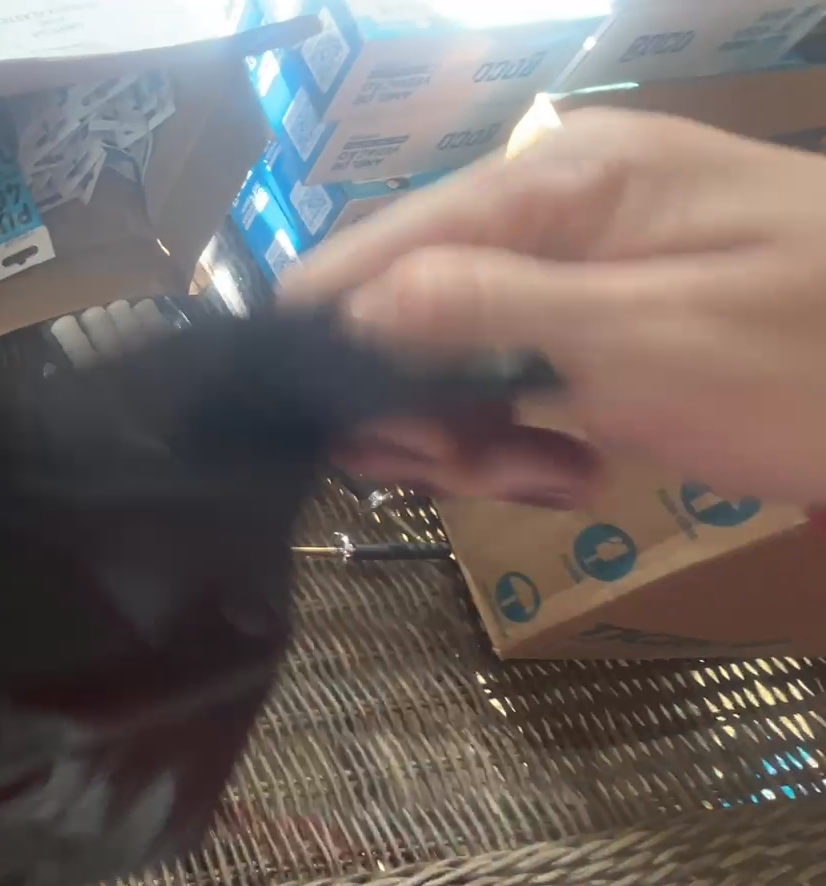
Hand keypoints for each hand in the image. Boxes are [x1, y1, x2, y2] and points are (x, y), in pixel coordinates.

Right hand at [282, 107, 825, 507]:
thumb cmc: (821, 364)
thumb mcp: (644, 336)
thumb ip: (483, 307)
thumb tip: (344, 311)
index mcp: (548, 187)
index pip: (365, 252)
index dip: (333, 342)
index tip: (351, 427)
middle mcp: (531, 218)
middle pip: (382, 320)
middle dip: (405, 407)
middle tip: (459, 466)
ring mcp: (546, 274)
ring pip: (417, 370)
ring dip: (455, 440)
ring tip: (539, 474)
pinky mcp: (559, 328)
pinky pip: (470, 391)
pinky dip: (498, 444)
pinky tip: (564, 468)